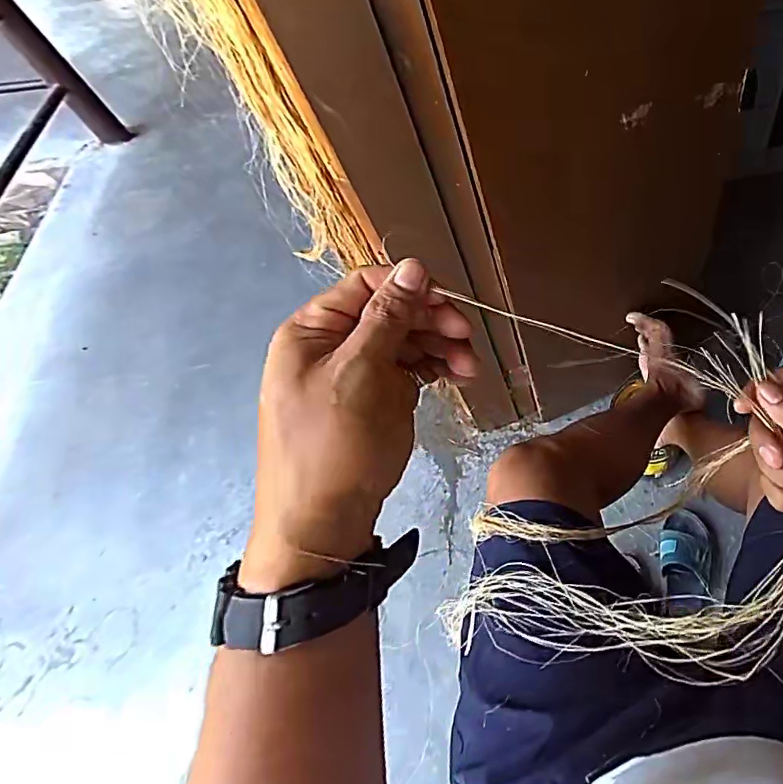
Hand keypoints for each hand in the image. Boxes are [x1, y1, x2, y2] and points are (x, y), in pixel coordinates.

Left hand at [242, 260, 478, 590]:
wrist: (324, 518)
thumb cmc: (333, 442)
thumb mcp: (361, 372)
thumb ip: (387, 316)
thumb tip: (414, 265)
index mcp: (313, 330)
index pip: (367, 286)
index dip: (410, 288)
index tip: (449, 303)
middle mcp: (336, 343)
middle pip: (394, 311)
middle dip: (433, 321)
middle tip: (466, 337)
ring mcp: (361, 369)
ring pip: (411, 338)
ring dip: (443, 346)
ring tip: (469, 367)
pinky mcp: (382, 392)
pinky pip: (415, 365)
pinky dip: (439, 366)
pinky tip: (459, 376)